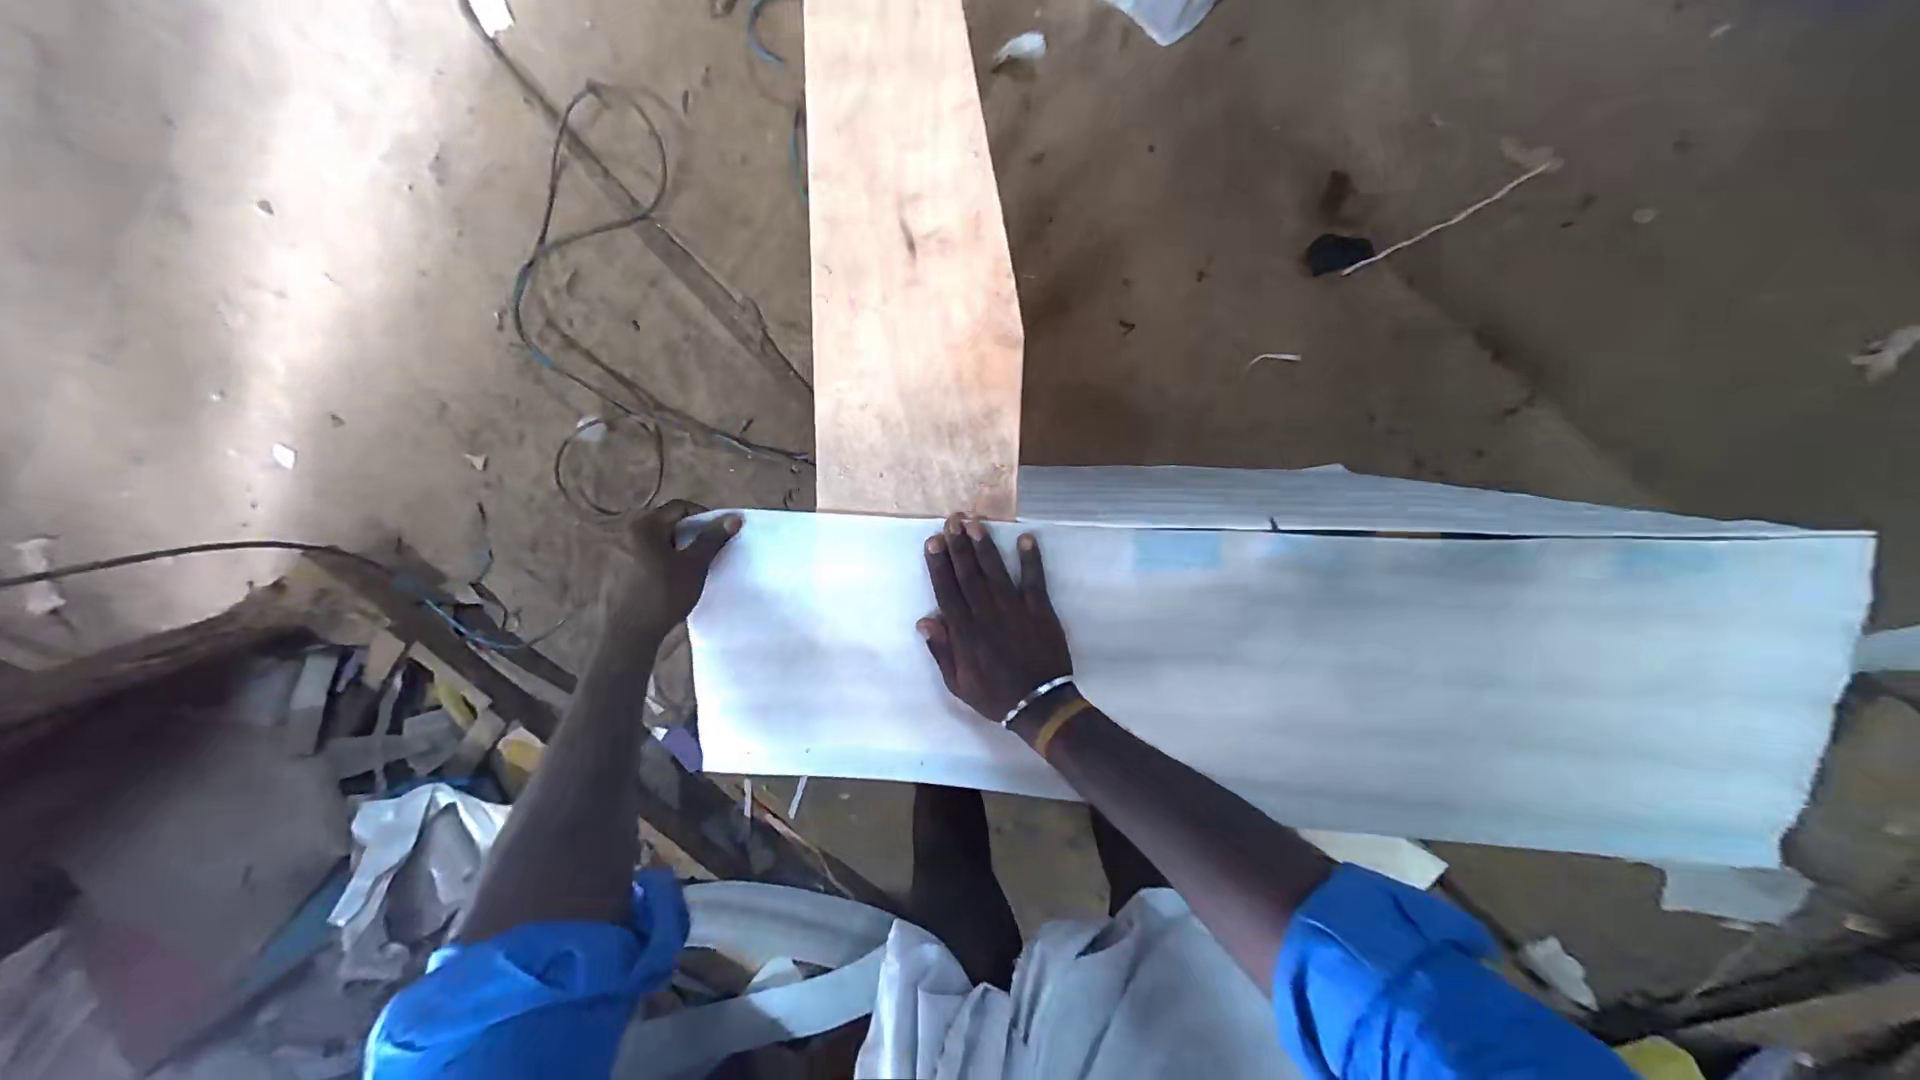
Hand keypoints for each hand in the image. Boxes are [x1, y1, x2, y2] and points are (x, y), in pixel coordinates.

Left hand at [604, 500, 740, 638]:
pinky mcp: (616, 570)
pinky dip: (662, 559)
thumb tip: (733, 518)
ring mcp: (618, 551)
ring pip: (656, 540)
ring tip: (691, 566)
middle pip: (666, 522)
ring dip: (677, 547)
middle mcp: (626, 532)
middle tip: (706, 550)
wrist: (631, 632)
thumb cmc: (665, 593)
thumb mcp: (695, 565)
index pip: (679, 507)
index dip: (704, 516)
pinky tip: (671, 579)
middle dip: (690, 533)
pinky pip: (644, 554)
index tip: (717, 534)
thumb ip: (712, 538)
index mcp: (644, 526)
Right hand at [920, 514, 1072, 723]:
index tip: (933, 541)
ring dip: (985, 546)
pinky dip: (1030, 559)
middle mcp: (986, 614)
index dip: (939, 564)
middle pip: (968, 574)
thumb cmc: (994, 695)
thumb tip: (924, 621)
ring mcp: (1015, 610)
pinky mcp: (1040, 610)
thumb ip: (941, 651)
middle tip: (952, 520)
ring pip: (995, 572)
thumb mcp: (958, 683)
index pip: (947, 591)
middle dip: (958, 546)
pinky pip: (1034, 580)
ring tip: (975, 522)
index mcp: (965, 632)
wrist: (1038, 705)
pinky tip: (1025, 538)